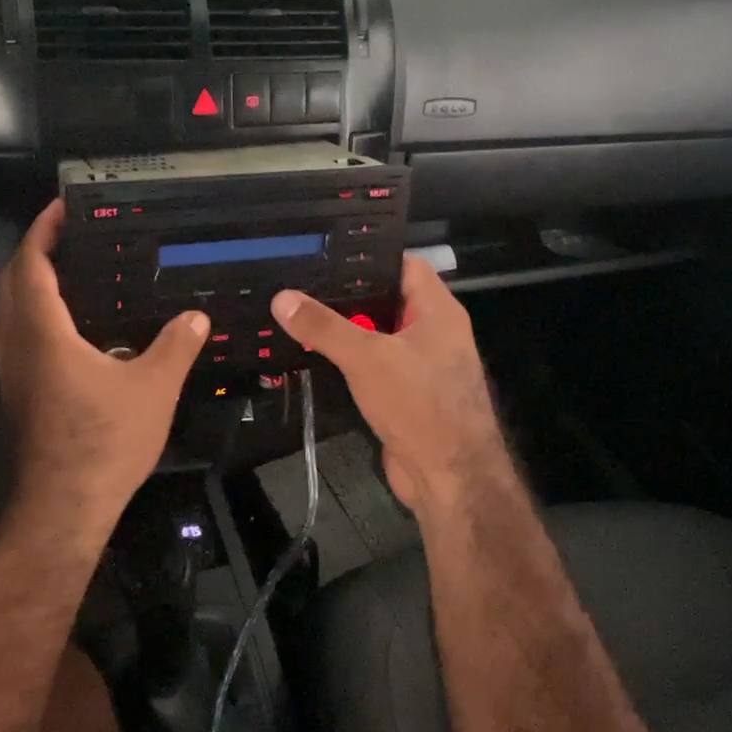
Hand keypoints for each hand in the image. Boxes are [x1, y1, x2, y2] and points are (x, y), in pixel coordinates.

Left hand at [0, 200, 208, 512]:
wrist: (65, 505)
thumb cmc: (105, 441)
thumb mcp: (152, 388)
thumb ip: (175, 346)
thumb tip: (196, 316)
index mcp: (44, 332)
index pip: (32, 264)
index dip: (43, 230)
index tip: (62, 207)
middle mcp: (17, 344)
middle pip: (11, 281)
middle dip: (34, 250)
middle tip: (68, 233)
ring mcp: (12, 370)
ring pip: (8, 309)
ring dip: (29, 281)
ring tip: (69, 269)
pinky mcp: (17, 391)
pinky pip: (16, 334)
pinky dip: (32, 311)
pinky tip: (67, 324)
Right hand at [270, 258, 497, 508]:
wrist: (449, 478)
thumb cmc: (419, 403)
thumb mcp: (366, 357)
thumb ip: (323, 327)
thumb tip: (282, 298)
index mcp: (437, 312)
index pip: (405, 265)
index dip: (369, 256)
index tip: (327, 254)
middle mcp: (433, 333)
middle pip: (386, 300)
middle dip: (346, 295)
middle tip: (300, 285)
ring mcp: (421, 365)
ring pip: (377, 335)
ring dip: (344, 331)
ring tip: (298, 315)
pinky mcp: (406, 394)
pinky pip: (373, 366)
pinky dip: (348, 361)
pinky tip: (314, 356)